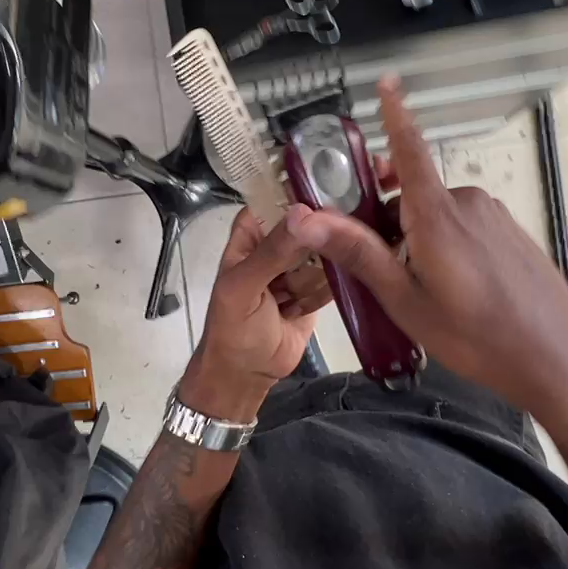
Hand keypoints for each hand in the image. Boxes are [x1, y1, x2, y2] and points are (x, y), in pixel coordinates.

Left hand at [177, 207, 331, 422]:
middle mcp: (277, 242)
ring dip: (313, 279)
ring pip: (327, 252)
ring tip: (288, 301)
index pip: (278, 197)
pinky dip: (322, 294)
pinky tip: (300, 310)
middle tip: (311, 262)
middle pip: (311, 223)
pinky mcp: (318, 289)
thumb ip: (271, 253)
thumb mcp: (243, 289)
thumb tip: (303, 213)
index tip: (332, 193)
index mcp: (251, 233)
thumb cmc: (233, 329)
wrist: (246, 375)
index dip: (302, 193)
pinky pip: (334, 279)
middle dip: (316, 243)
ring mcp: (299, 266)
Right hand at [285, 77, 567, 417]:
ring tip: (417, 290)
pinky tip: (453, 289)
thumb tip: (305, 218)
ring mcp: (495, 218)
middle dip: (388, 218)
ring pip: (438, 215)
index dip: (395, 114)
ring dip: (416, 238)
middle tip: (376, 266)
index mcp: (437, 214)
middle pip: (413, 193)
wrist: (555, 359)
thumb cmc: (475, 334)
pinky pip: (465, 228)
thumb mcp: (405, 299)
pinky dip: (445, 246)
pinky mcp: (512, 235)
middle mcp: (468, 203)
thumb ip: (357, 252)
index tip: (387, 82)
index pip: (410, 150)